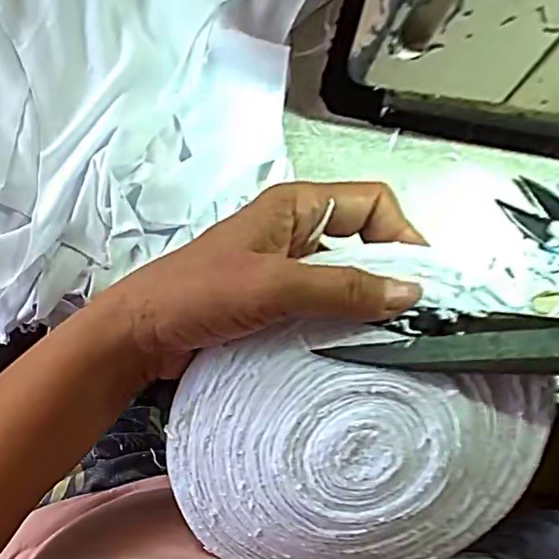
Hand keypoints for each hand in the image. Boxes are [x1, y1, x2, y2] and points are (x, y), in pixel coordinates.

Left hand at [95, 181, 427, 378]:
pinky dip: (325, 332)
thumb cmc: (192, 295)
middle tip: (406, 319)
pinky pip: (306, 317)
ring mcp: (272, 278)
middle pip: (356, 249)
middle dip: (382, 279)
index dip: (402, 235)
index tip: (421, 279)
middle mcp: (287, 238)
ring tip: (379, 342)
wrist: (137, 337)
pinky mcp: (259, 313)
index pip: (372, 205)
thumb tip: (407, 292)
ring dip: (354, 312)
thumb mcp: (274, 285)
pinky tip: (338, 354)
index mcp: (293, 208)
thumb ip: (341, 288)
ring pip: (332, 288)